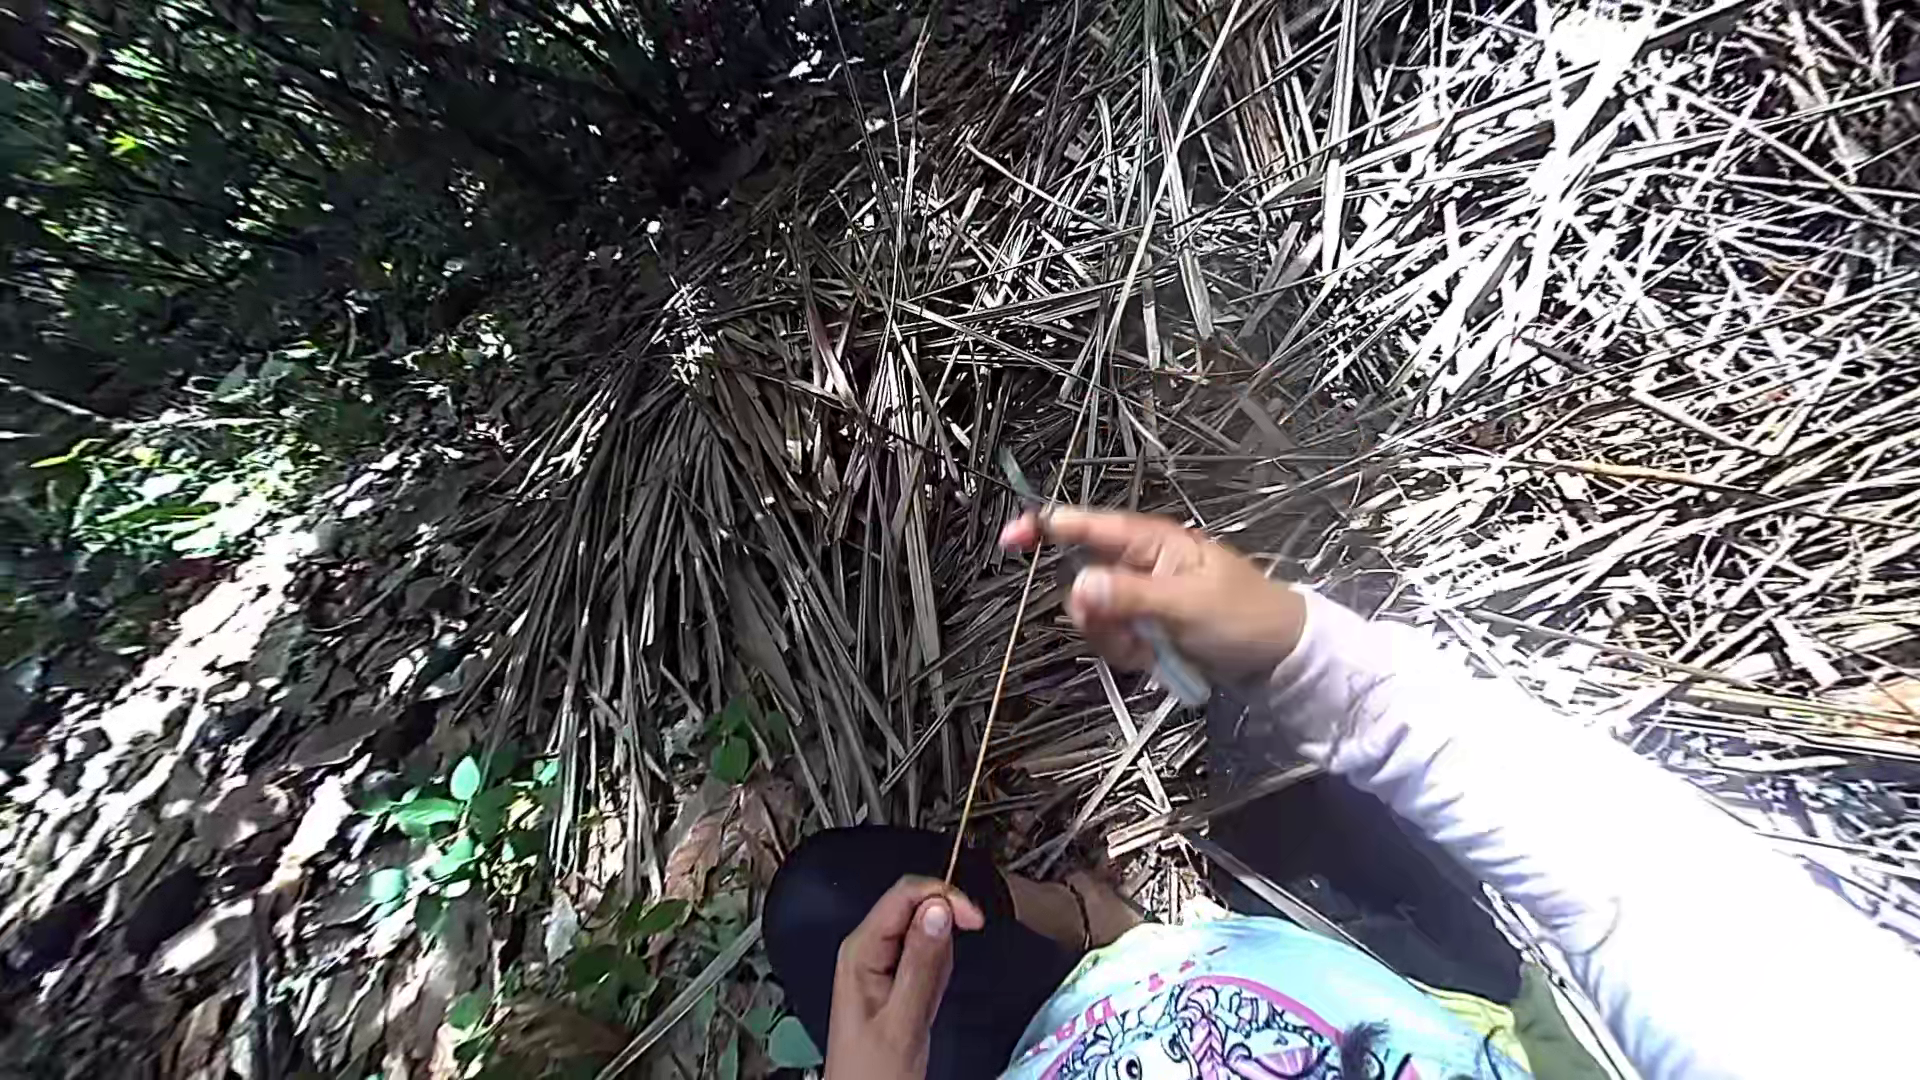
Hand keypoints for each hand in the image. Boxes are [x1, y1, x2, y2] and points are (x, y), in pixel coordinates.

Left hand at [825, 876, 985, 1079]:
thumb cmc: (876, 1075)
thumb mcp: (903, 1023)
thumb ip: (922, 962)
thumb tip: (940, 905)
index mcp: (862, 947)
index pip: (904, 894)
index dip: (942, 895)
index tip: (976, 919)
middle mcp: (868, 945)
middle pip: (913, 906)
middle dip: (940, 931)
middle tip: (945, 975)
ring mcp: (880, 960)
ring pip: (922, 930)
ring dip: (938, 957)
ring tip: (928, 1000)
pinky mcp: (893, 976)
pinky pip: (924, 955)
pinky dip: (936, 972)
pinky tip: (928, 1001)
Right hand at [1000, 508, 1305, 682]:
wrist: (1277, 657)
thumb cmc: (1244, 615)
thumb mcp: (1188, 604)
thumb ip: (1130, 595)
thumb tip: (1078, 585)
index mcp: (1149, 542)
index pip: (1086, 526)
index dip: (1045, 527)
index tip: (1012, 538)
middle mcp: (1134, 564)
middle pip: (1081, 580)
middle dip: (1094, 612)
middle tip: (1126, 632)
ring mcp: (1135, 596)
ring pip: (1093, 615)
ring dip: (1116, 637)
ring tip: (1154, 646)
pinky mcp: (1139, 625)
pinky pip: (1110, 638)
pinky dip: (1128, 653)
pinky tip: (1158, 655)